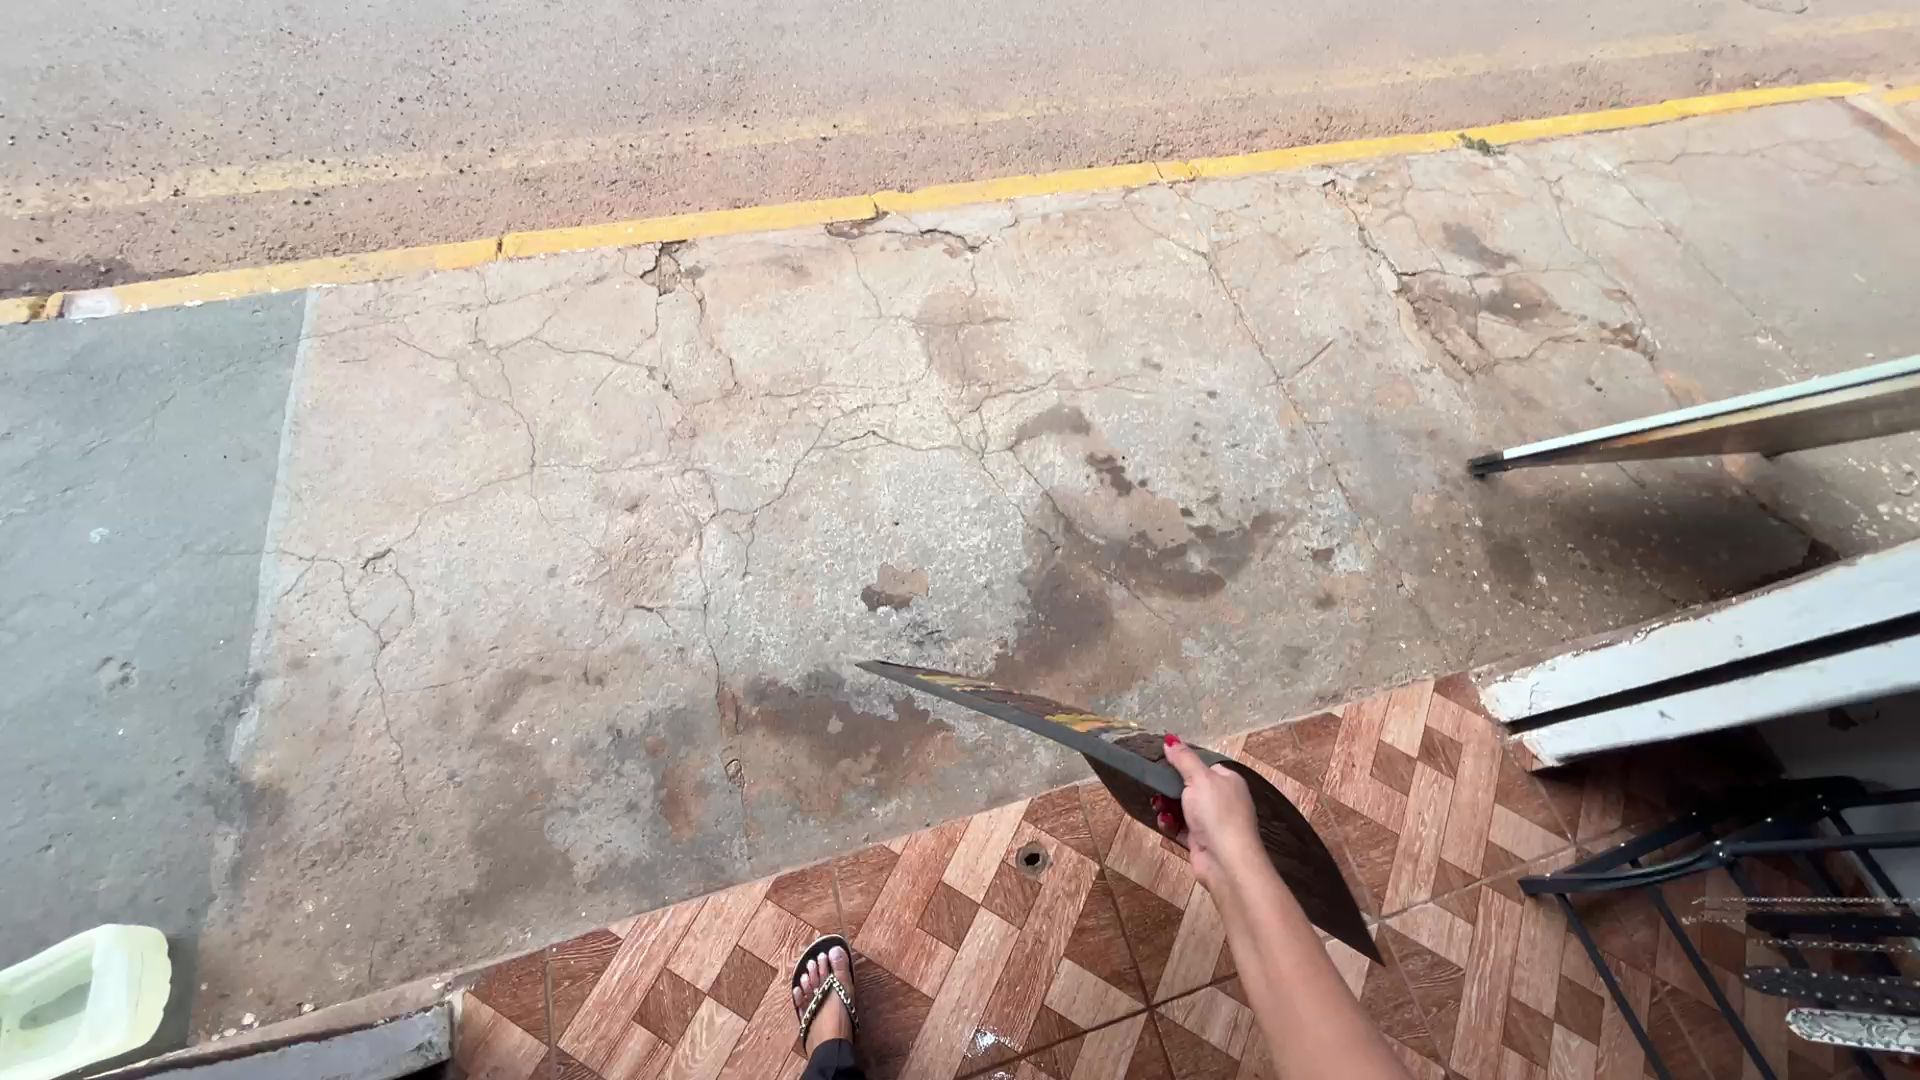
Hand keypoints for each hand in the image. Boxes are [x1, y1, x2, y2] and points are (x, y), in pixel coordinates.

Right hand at [1153, 734, 1264, 891]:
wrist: (1226, 861)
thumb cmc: (1217, 814)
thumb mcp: (1199, 778)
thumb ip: (1184, 758)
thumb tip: (1170, 739)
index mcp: (1229, 781)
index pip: (1205, 766)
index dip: (1185, 764)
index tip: (1164, 763)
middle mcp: (1222, 799)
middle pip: (1190, 786)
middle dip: (1169, 788)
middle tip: (1156, 788)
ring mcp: (1212, 821)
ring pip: (1181, 807)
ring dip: (1166, 806)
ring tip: (1158, 807)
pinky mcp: (1201, 839)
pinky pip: (1180, 825)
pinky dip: (1170, 823)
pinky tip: (1165, 823)